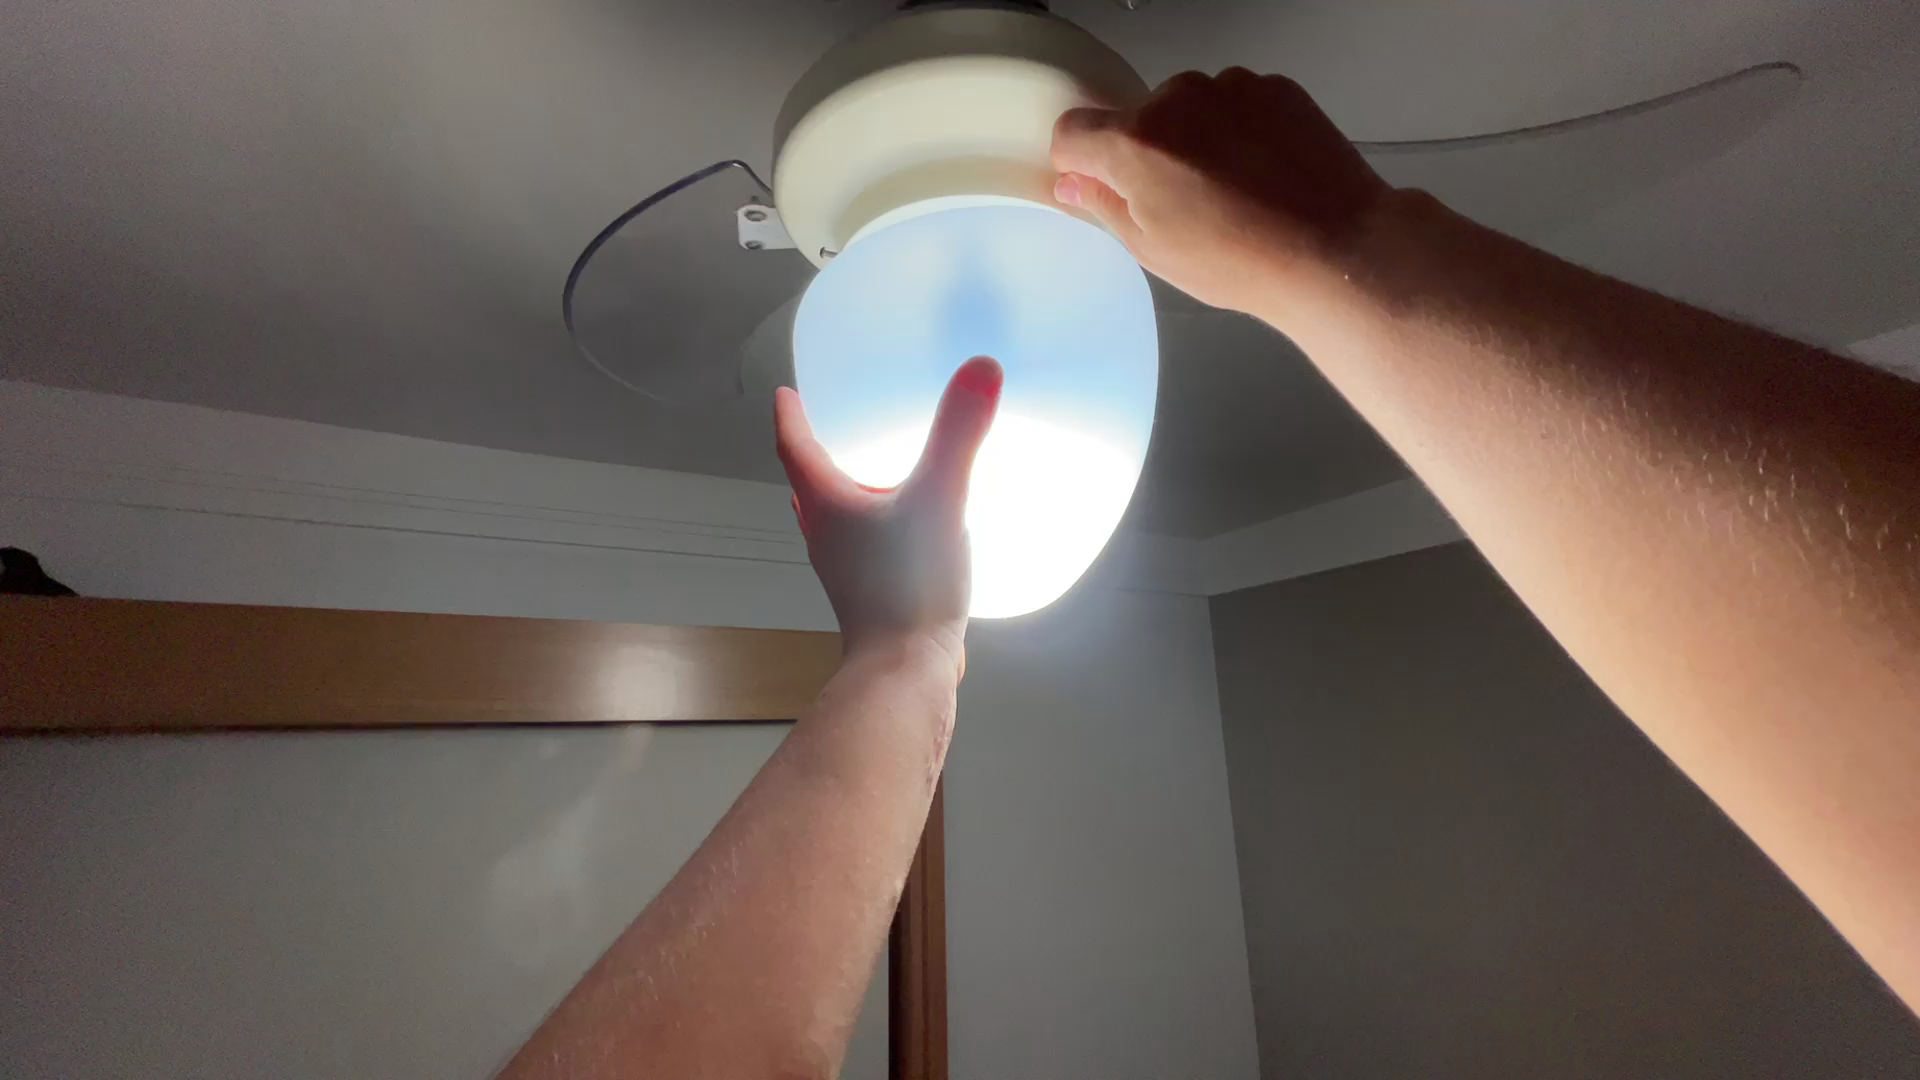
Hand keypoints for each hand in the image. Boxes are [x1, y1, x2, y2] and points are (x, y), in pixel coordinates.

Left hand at [774, 357, 1003, 674]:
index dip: (791, 416)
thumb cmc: (908, 583)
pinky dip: (873, 521)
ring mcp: (844, 568)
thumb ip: (958, 435)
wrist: (906, 669)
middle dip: (817, 453)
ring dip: (844, 490)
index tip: (788, 394)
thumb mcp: (939, 498)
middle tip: (836, 425)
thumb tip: (982, 366)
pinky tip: (906, 524)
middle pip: (809, 484)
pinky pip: (863, 542)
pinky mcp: (869, 591)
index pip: (795, 447)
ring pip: (834, 516)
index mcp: (827, 505)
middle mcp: (825, 535)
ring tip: (871, 470)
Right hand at [1051, 67, 1393, 319]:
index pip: (1072, 131)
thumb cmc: (1237, 260)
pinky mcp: (1271, 87)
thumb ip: (1102, 206)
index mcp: (1135, 145)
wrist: (1329, 246)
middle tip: (1173, 208)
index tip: (1094, 187)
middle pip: (1132, 121)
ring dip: (1187, 143)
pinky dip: (1229, 134)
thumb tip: (1073, 184)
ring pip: (1182, 110)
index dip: (1076, 164)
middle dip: (1139, 157)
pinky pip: (1228, 105)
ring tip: (1221, 195)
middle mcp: (1177, 100)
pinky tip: (1252, 176)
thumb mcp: (1151, 249)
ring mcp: (1229, 87)